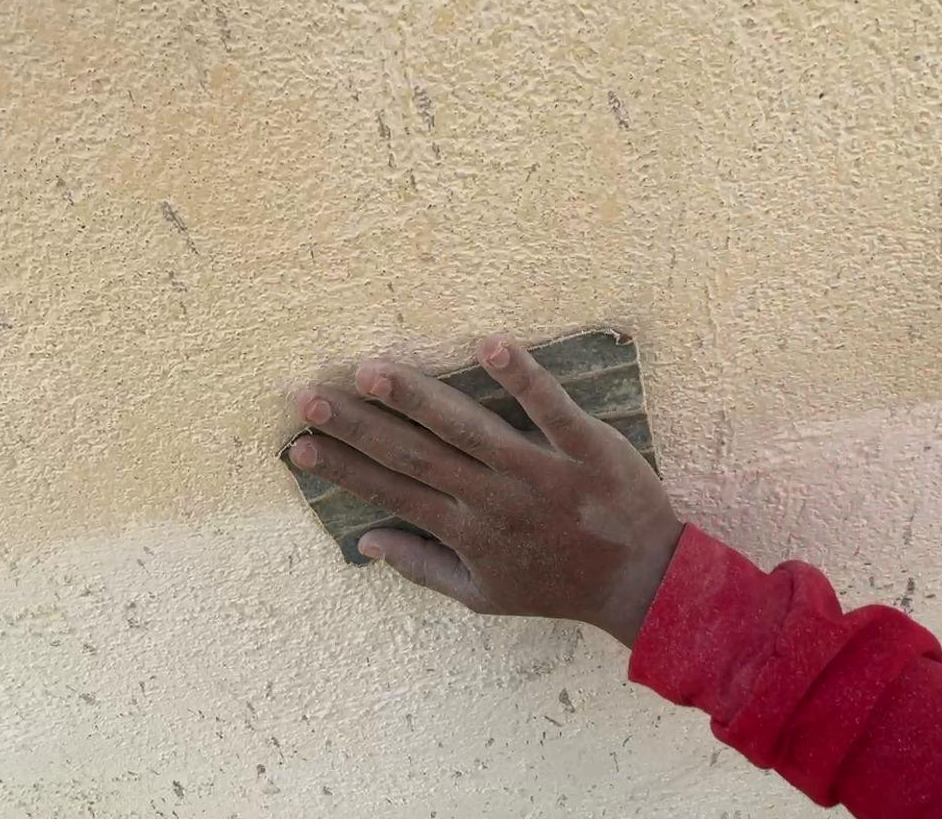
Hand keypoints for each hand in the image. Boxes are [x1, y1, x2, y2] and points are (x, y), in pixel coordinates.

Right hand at [288, 334, 683, 647]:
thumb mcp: (483, 598)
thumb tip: (365, 542)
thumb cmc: (556, 586)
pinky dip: (522, 379)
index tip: (298, 445)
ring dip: (418, 397)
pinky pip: (551, 409)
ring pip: (468, 428)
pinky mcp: (586, 449)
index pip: (391, 492)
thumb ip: (422, 568)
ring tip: (373, 370)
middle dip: (358, 425)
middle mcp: (494, 499)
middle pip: (415, 454)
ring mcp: (540, 471)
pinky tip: (491, 344)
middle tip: (312, 395)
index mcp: (467, 532)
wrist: (643, 584)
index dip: (341, 470)